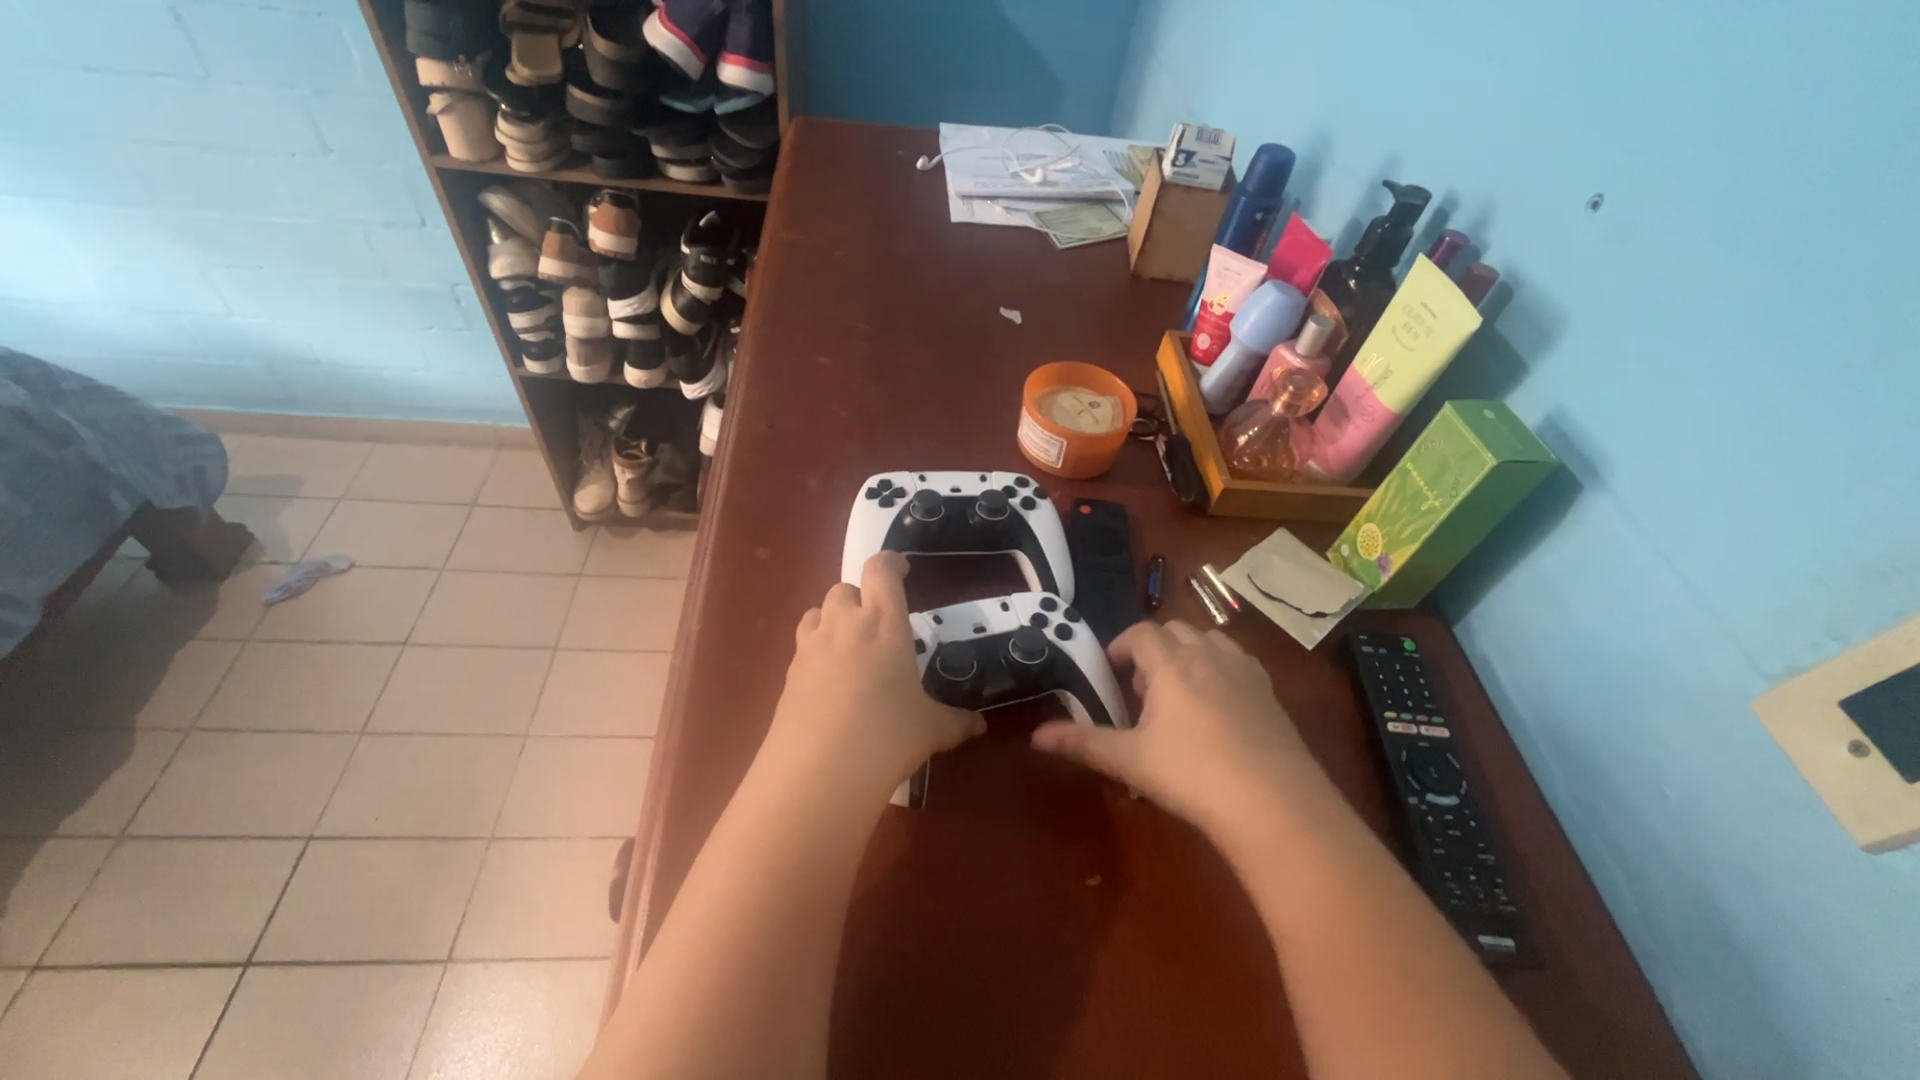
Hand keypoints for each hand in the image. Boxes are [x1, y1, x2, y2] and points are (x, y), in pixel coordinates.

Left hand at [760, 553, 984, 799]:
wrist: (820, 770)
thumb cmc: (888, 736)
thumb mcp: (931, 730)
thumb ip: (956, 722)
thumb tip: (979, 726)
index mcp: (884, 623)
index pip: (881, 571)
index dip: (890, 563)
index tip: (901, 570)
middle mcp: (844, 625)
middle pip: (844, 588)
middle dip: (860, 598)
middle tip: (877, 625)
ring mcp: (811, 647)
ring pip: (817, 612)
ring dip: (833, 620)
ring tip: (850, 648)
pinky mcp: (789, 674)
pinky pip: (803, 647)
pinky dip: (817, 652)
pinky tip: (830, 684)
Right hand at [1030, 620, 1321, 836]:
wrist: (1275, 803)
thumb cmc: (1192, 775)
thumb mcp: (1130, 761)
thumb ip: (1083, 743)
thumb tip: (1036, 736)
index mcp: (1171, 664)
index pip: (1143, 633)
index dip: (1122, 644)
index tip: (1110, 667)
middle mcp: (1209, 656)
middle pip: (1176, 631)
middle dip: (1154, 648)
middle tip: (1141, 687)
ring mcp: (1246, 673)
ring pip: (1211, 642)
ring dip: (1189, 654)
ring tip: (1178, 693)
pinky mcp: (1271, 694)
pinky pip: (1239, 664)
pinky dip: (1220, 670)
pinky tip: (1217, 709)